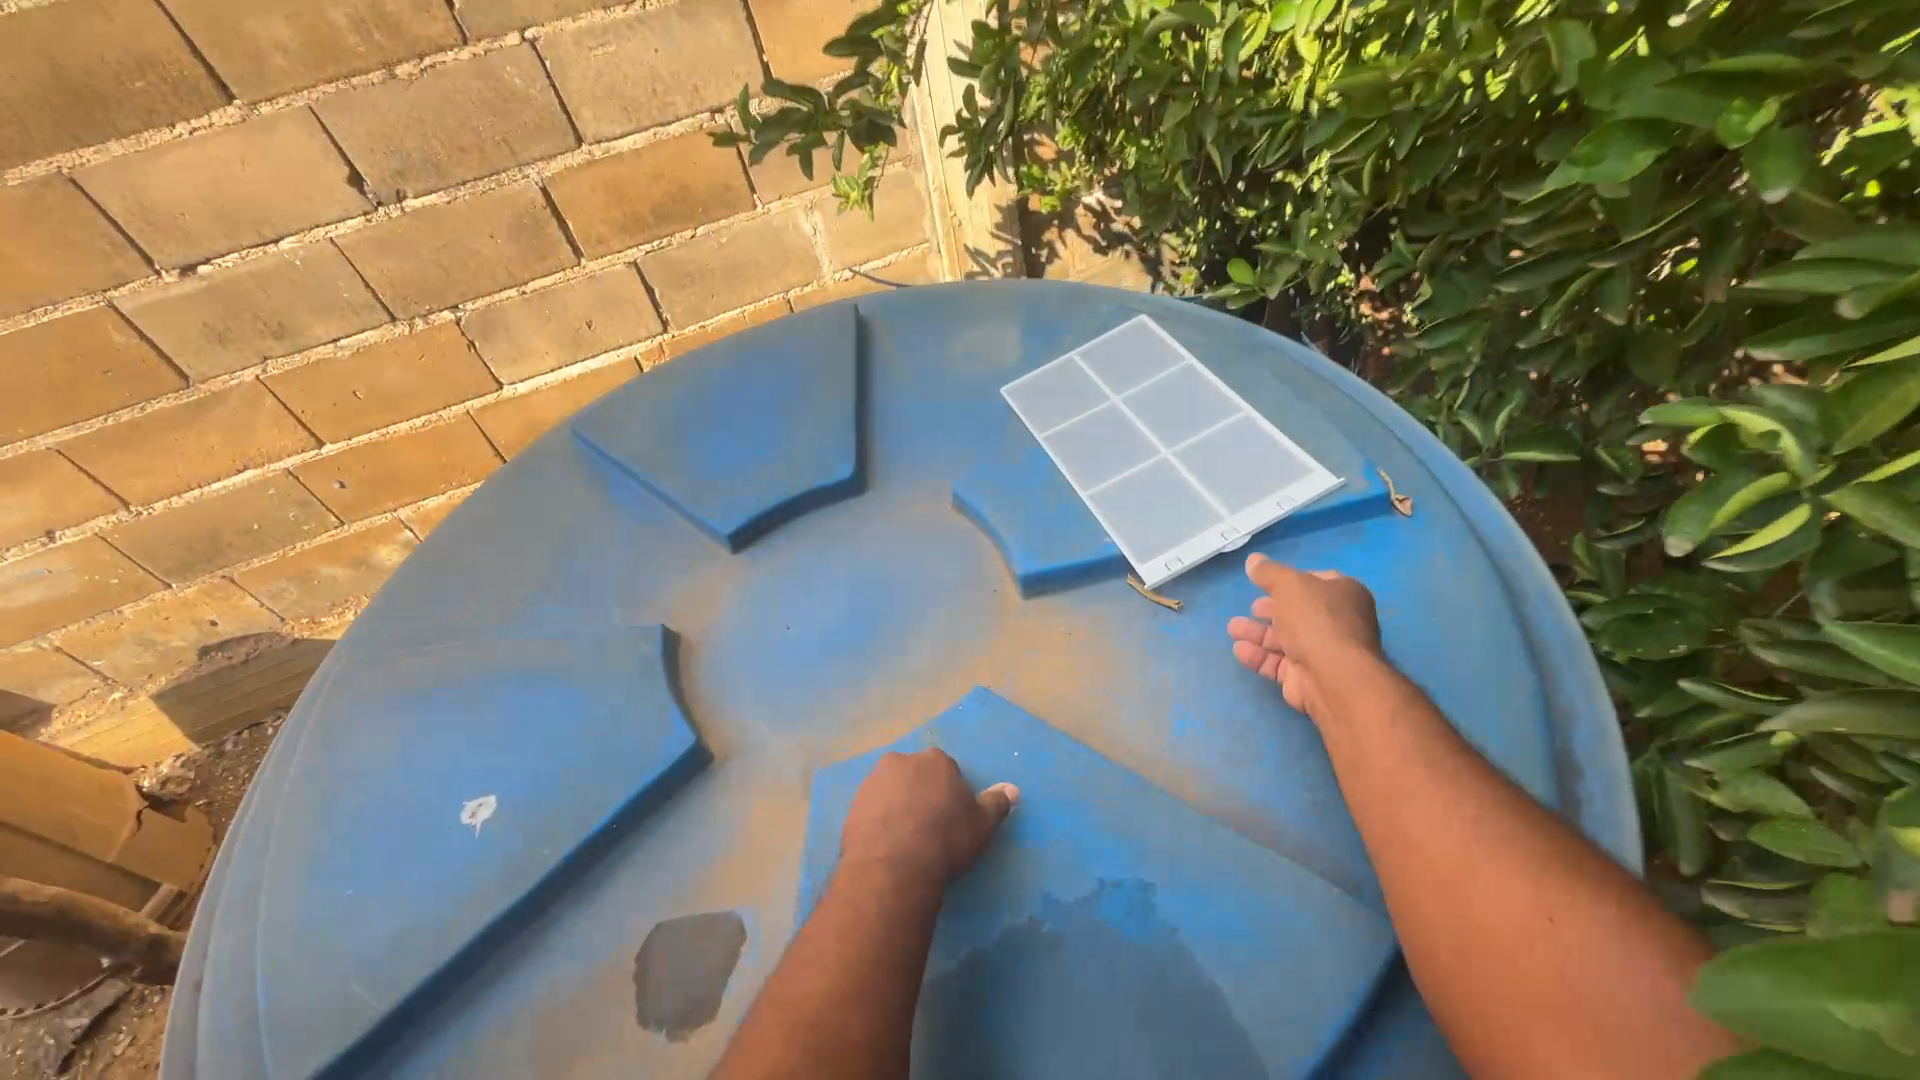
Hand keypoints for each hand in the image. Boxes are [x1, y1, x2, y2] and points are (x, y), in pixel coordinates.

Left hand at [840, 748, 1017, 885]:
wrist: (894, 866)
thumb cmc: (946, 840)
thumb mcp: (981, 824)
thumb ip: (996, 803)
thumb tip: (1012, 789)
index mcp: (935, 760)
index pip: (945, 771)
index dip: (949, 794)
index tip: (951, 818)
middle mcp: (901, 761)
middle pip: (915, 776)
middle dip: (920, 794)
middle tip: (928, 828)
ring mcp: (872, 782)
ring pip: (891, 791)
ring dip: (897, 807)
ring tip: (905, 841)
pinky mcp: (852, 806)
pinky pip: (871, 810)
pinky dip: (878, 822)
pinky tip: (887, 846)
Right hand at [1227, 553, 1382, 717]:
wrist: (1331, 675)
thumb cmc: (1315, 620)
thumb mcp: (1289, 585)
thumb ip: (1269, 572)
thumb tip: (1253, 560)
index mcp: (1344, 594)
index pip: (1316, 582)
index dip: (1290, 581)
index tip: (1266, 583)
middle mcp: (1336, 622)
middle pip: (1297, 612)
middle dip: (1270, 610)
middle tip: (1252, 608)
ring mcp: (1321, 652)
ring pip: (1284, 639)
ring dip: (1257, 633)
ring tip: (1233, 629)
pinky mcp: (1304, 677)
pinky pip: (1277, 663)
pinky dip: (1258, 656)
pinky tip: (1240, 650)